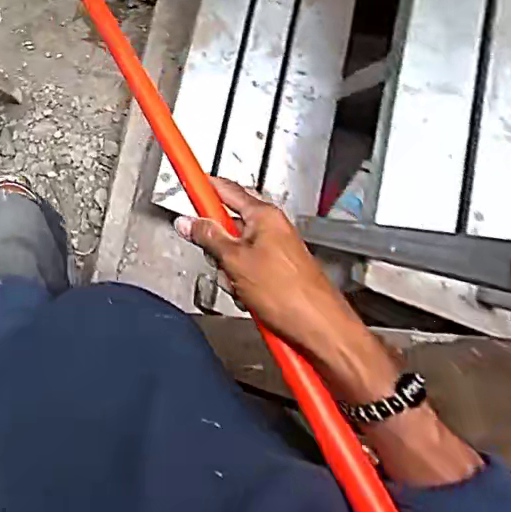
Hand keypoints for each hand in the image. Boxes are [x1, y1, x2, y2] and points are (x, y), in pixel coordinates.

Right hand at [174, 178, 395, 405]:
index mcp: (264, 216)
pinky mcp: (279, 273)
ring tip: (237, 283)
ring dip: (227, 267)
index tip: (186, 176)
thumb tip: (188, 221)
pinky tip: (248, 296)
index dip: (202, 184)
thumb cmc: (292, 296)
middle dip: (214, 240)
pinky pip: (247, 269)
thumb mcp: (234, 260)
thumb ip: (207, 236)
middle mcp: (273, 229)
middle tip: (212, 254)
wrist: (324, 335)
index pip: (224, 188)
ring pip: (235, 249)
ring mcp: (277, 251)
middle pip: (226, 222)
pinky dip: (241, 281)